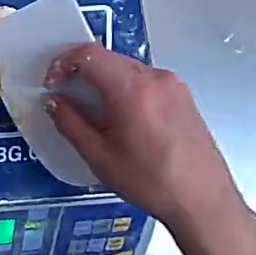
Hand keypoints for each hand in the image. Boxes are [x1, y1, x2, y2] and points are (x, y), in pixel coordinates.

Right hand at [45, 43, 247, 232]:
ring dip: (103, 81)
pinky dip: (125, 88)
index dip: (63, 63)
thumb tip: (53, 102)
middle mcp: (155, 78)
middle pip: (108, 58)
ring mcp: (173, 85)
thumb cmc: (152, 182)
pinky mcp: (182, 95)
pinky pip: (145, 80)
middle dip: (82, 72)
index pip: (89, 54)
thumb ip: (70, 123)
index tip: (53, 82)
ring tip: (93, 112)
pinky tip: (120, 118)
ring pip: (126, 68)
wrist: (203, 200)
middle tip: (66, 96)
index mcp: (132, 89)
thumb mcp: (99, 156)